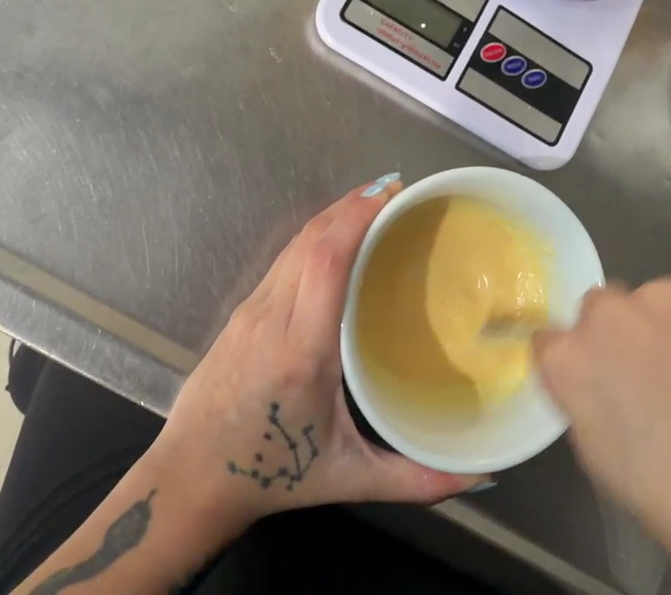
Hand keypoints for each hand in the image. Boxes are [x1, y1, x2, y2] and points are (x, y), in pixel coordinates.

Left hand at [145, 176, 481, 533]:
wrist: (189, 478)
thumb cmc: (272, 475)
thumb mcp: (347, 478)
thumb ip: (415, 479)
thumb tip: (481, 476)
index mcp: (301, 351)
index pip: (325, 261)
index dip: (356, 218)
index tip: (391, 196)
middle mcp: (272, 318)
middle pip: (310, 240)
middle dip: (352, 205)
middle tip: (395, 192)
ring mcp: (250, 310)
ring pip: (292, 244)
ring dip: (332, 216)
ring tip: (372, 203)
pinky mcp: (240, 312)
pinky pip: (282, 259)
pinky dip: (314, 236)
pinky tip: (336, 237)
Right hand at [534, 271, 670, 594]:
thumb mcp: (612, 469)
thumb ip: (590, 407)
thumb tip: (598, 386)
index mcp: (571, 361)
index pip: (552, 342)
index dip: (582, 369)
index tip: (608, 391)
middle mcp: (610, 313)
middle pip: (604, 312)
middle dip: (625, 340)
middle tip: (667, 386)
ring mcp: (670, 292)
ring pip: (658, 302)